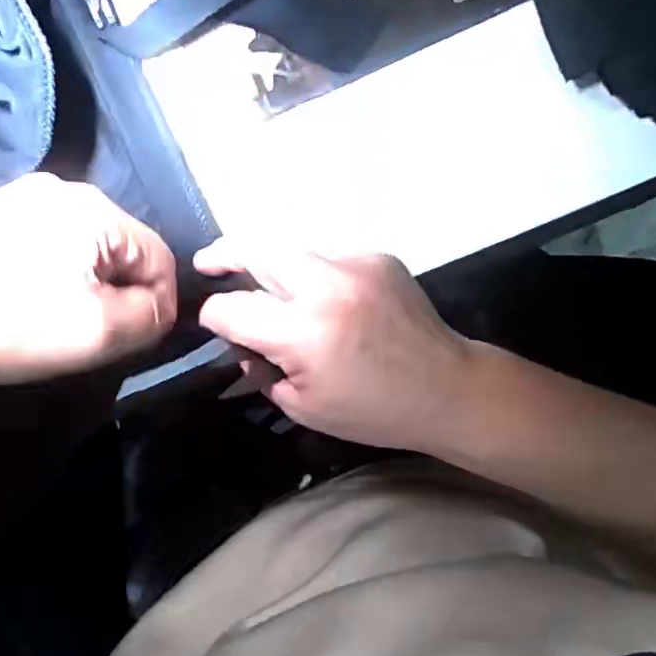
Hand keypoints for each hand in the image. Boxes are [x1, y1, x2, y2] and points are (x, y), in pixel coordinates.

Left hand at [0, 174, 177, 407]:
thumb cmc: (7, 324)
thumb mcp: (102, 331)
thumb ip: (152, 315)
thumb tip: (159, 306)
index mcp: (95, 207)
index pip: (161, 258)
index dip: (157, 307)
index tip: (130, 345)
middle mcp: (59, 189)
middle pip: (120, 251)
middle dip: (117, 296)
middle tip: (87, 338)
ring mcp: (14, 198)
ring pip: (82, 252)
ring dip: (82, 290)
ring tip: (48, 325)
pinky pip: (42, 249)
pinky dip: (45, 280)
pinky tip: (16, 304)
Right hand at [195, 240, 472, 450]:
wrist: (447, 388)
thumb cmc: (373, 411)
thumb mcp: (304, 406)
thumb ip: (263, 369)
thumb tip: (243, 342)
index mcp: (304, 333)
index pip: (232, 308)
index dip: (213, 316)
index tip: (212, 322)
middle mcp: (326, 286)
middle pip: (254, 249)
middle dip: (223, 256)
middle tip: (208, 264)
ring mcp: (355, 264)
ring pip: (289, 245)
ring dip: (267, 260)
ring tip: (258, 278)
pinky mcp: (377, 256)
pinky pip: (325, 253)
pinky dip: (308, 268)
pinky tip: (315, 291)